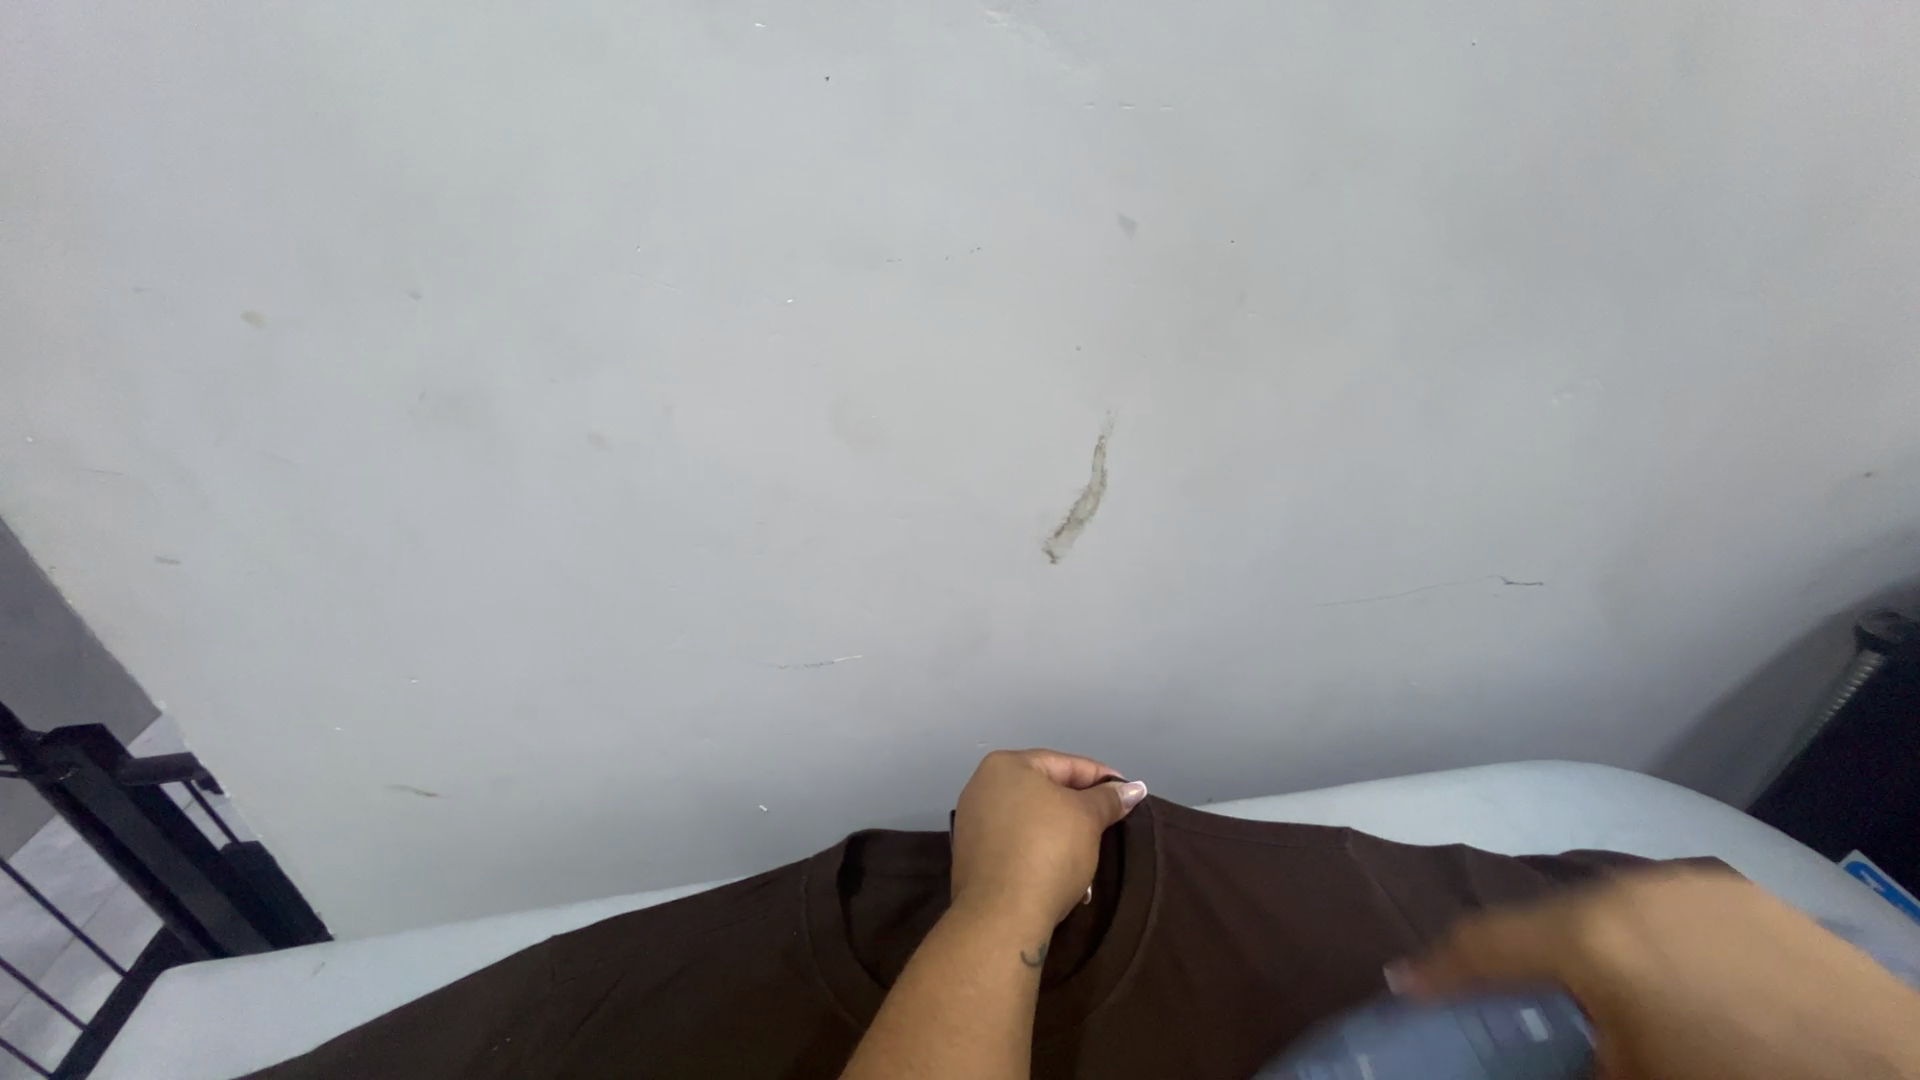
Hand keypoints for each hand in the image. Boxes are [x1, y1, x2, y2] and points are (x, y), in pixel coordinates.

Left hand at [948, 749, 1147, 938]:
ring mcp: (974, 822)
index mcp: (1006, 765)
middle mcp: (983, 786)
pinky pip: (1018, 844)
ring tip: (1092, 858)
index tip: (1130, 794)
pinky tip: (1065, 875)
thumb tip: (1132, 788)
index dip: (1102, 778)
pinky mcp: (973, 856)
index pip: (1065, 764)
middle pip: (1047, 792)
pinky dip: (1042, 853)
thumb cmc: (1047, 850)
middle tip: (1112, 826)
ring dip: (1065, 838)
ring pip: (1033, 821)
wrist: (1001, 915)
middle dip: (1082, 812)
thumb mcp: (1087, 818)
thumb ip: (1108, 799)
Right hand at [1393, 867, 1919, 1079]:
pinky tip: (1681, 980)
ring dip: (1588, 947)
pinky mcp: (1738, 892)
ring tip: (1613, 993)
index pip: (1484, 944)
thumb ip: (1567, 1056)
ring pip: (1601, 909)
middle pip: (1543, 921)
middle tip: (1520, 999)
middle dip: (1525, 961)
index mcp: (1591, 938)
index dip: (1437, 967)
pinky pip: (1661, 909)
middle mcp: (1625, 890)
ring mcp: (1685, 884)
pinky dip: (1646, 939)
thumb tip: (1528, 1046)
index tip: (1403, 982)